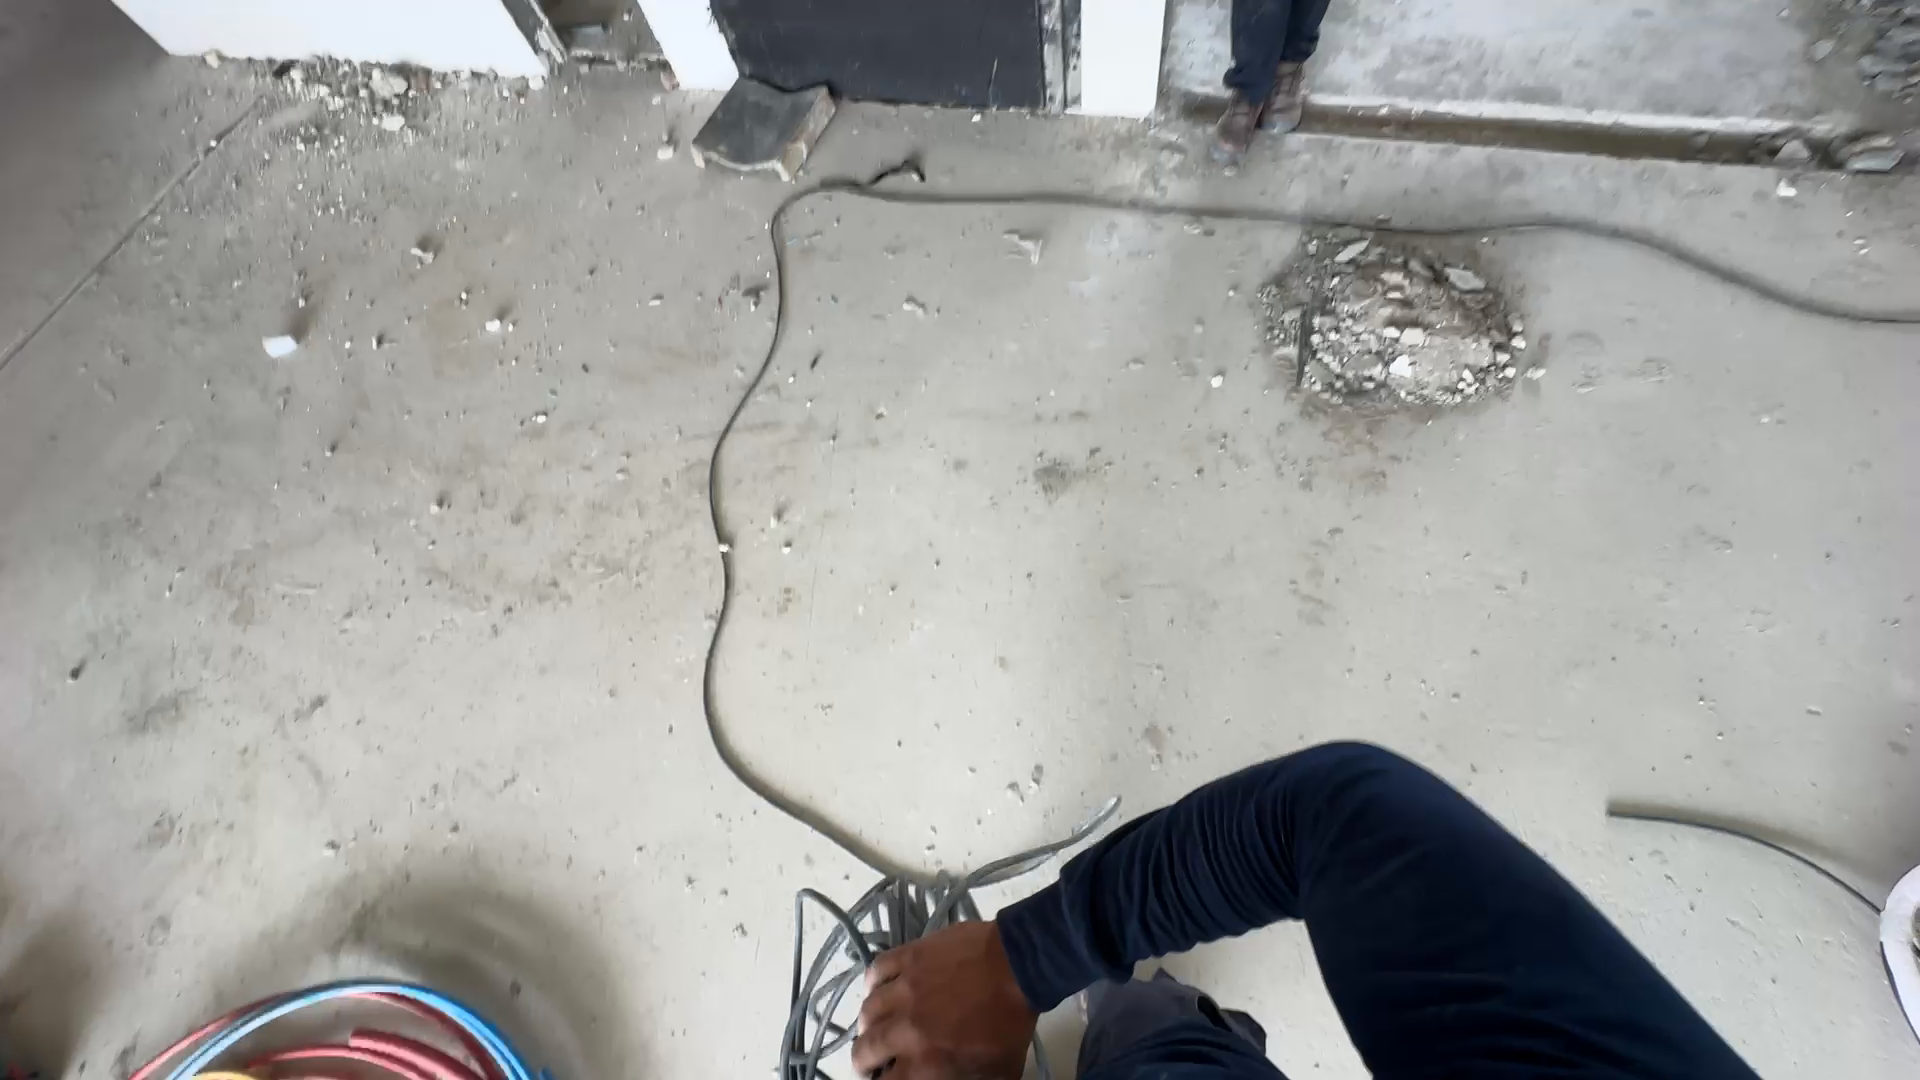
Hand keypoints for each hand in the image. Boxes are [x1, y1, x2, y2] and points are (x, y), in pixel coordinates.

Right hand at [852, 920, 1036, 1079]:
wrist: (1017, 965)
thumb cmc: (1010, 1022)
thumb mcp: (997, 1073)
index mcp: (925, 1064)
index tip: (888, 1078)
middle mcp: (905, 1029)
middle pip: (864, 1051)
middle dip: (866, 1060)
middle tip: (875, 1058)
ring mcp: (904, 988)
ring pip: (867, 1011)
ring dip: (869, 1023)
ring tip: (877, 1023)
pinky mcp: (909, 955)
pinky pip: (876, 970)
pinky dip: (872, 983)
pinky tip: (878, 989)